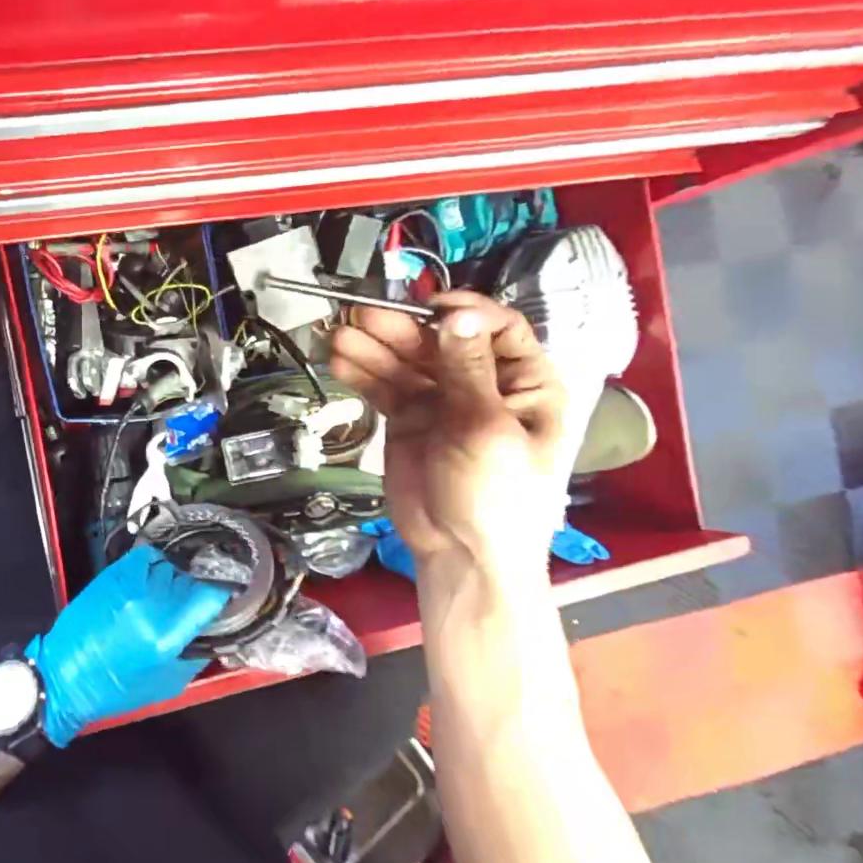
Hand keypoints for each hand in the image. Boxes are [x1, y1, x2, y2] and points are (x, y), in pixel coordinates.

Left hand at [26, 543, 231, 745]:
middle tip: (198, 599)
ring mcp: (130, 585)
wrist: (65, 675)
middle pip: (190, 579)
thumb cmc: (117, 688)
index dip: (225, 592)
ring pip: (169, 566)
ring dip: (176, 577)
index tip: (229, 592)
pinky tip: (154, 577)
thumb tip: (213, 627)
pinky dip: (154, 565)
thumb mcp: (168, 682)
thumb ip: (196, 653)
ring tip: (174, 591)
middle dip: (199, 588)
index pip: (209, 596)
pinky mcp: (112, 575)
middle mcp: (150, 602)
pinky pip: (145, 558)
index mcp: (166, 633)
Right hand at [329, 293, 568, 585]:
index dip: (464, 312)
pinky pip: (384, 388)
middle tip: (363, 318)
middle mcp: (482, 385)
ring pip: (406, 363)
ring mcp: (441, 402)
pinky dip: (363, 375)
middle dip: (402, 330)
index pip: (497, 329)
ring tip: (341, 337)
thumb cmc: (495, 495)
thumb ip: (467, 371)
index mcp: (523, 383)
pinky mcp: (407, 420)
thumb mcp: (488, 429)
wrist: (461, 554)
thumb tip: (456, 316)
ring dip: (374, 348)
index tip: (427, 307)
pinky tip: (340, 362)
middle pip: (440, 343)